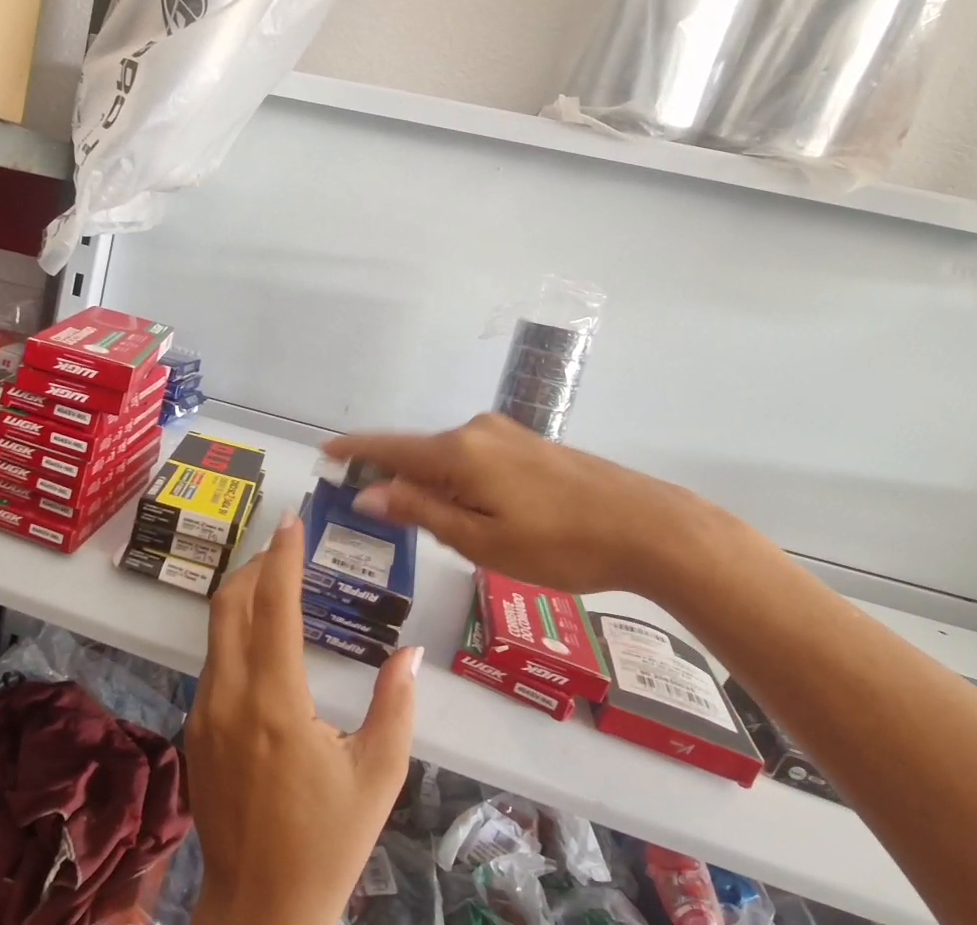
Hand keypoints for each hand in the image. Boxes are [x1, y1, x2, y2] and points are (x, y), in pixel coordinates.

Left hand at [187, 510, 422, 924]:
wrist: (262, 904)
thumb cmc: (329, 842)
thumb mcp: (379, 775)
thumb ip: (396, 705)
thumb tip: (409, 652)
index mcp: (276, 703)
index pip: (274, 609)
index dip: (283, 559)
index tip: (291, 522)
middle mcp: (229, 697)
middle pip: (229, 606)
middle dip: (256, 566)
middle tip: (285, 547)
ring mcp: (204, 713)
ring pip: (217, 632)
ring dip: (243, 599)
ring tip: (277, 583)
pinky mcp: (195, 730)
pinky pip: (213, 664)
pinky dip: (235, 635)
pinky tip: (262, 642)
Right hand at [325, 412, 741, 598]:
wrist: (651, 528)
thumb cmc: (559, 545)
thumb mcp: (480, 540)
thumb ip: (421, 511)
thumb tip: (369, 492)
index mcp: (458, 452)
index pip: (390, 448)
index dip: (354, 451)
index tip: (325, 453)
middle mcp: (477, 431)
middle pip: (419, 454)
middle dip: (397, 480)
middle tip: (386, 520)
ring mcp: (508, 435)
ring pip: (450, 460)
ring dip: (433, 486)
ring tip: (440, 529)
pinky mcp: (532, 445)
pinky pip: (477, 460)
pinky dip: (461, 482)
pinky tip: (478, 514)